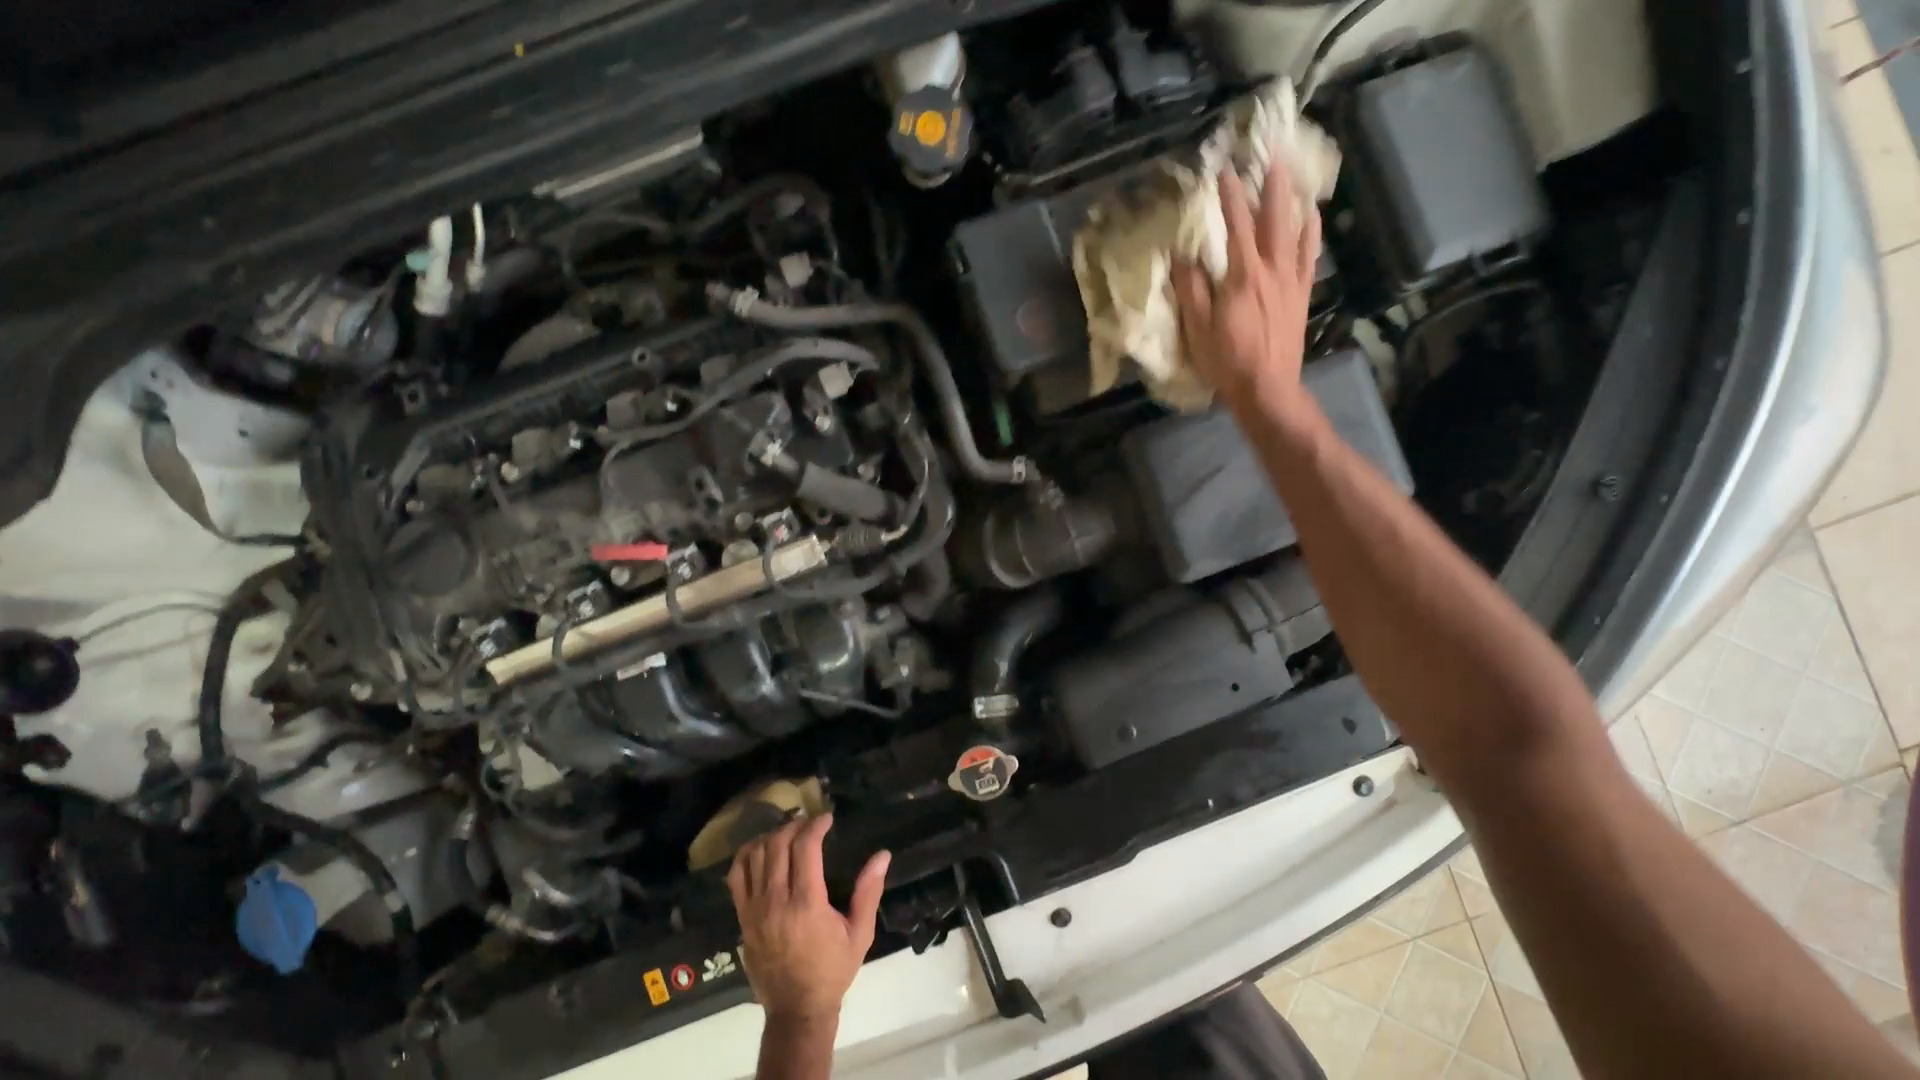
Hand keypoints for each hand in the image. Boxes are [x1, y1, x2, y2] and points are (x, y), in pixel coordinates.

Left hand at [728, 813, 889, 1022]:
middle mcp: (777, 902)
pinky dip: (746, 855)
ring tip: (787, 833)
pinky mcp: (742, 918)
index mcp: (807, 904)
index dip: (815, 826)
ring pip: (755, 856)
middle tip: (809, 823)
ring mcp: (755, 910)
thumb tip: (882, 856)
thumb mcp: (860, 934)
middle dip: (794, 826)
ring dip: (772, 836)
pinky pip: (736, 877)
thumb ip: (868, 892)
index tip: (827, 818)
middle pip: (778, 845)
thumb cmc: (833, 971)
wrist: (796, 1008)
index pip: (805, 848)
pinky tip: (760, 849)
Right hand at [1174, 158, 1322, 425]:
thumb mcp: (1197, 328)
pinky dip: (1312, 231)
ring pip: (1297, 230)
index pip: (1235, 225)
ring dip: (1294, 199)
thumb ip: (1191, 289)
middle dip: (1271, 184)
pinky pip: (1310, 255)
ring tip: (1293, 175)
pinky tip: (1311, 217)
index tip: (1222, 168)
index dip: (1229, 195)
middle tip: (1271, 153)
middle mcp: (1272, 270)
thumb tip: (1182, 255)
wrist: (1267, 389)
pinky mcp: (1301, 294)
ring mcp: (1292, 281)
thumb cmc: (1227, 361)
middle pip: (1275, 218)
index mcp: (1243, 276)